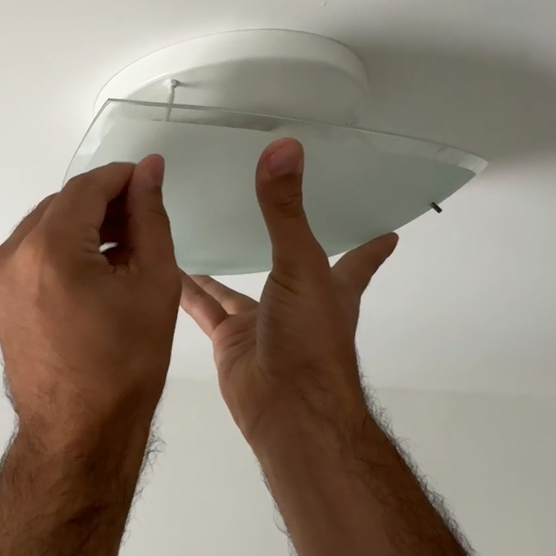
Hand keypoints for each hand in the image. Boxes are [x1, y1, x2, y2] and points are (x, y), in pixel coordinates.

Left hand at [0, 156, 180, 451]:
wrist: (78, 430)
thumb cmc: (126, 363)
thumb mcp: (153, 284)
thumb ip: (149, 217)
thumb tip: (148, 169)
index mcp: (47, 252)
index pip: (85, 189)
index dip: (120, 178)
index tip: (150, 177)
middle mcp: (10, 256)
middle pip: (62, 205)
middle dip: (103, 203)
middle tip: (144, 217)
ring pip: (45, 226)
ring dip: (82, 225)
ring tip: (125, 246)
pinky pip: (32, 252)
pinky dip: (63, 248)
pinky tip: (95, 266)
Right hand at [179, 138, 396, 444]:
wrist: (287, 409)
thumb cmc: (309, 338)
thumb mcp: (301, 265)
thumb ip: (285, 210)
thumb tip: (283, 146)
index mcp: (330, 286)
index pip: (359, 258)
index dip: (371, 243)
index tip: (388, 228)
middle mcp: (296, 302)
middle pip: (286, 266)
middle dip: (274, 244)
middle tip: (252, 212)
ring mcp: (261, 324)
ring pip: (234, 288)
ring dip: (217, 268)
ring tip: (193, 236)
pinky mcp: (230, 342)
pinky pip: (204, 310)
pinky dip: (186, 293)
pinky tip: (167, 272)